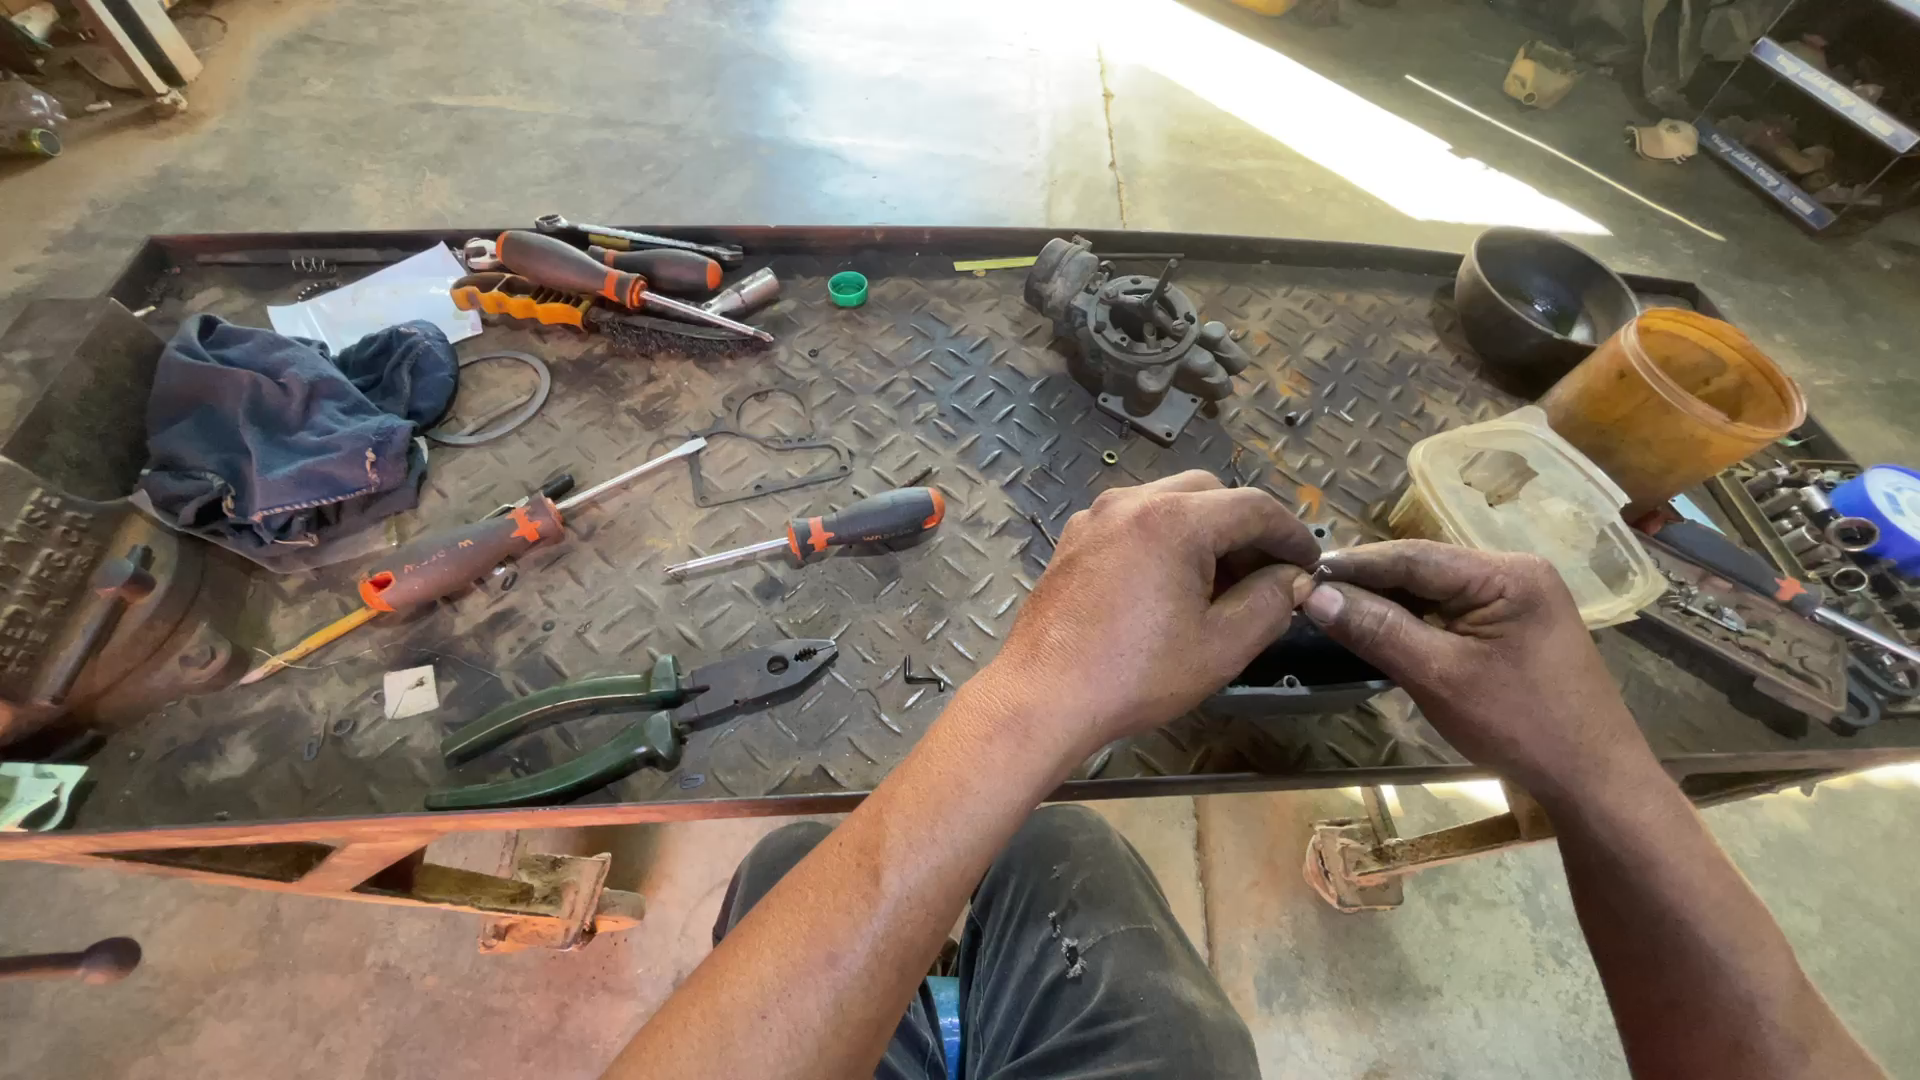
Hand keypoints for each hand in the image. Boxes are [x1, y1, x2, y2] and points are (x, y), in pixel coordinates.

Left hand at [979, 472, 1320, 756]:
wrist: (1043, 695)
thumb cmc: (1134, 675)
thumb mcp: (1221, 645)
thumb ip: (1270, 602)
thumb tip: (1291, 578)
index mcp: (1172, 519)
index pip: (1253, 506)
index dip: (1290, 534)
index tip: (1307, 564)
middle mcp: (1130, 502)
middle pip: (1209, 494)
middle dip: (1244, 528)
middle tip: (1263, 576)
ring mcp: (1094, 517)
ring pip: (1167, 502)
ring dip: (1202, 530)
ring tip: (1216, 582)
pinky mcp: (1073, 538)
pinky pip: (1132, 521)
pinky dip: (1161, 537)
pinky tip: (1166, 582)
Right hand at [1301, 540, 1657, 804]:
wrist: (1592, 781)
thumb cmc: (1521, 726)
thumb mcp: (1438, 676)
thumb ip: (1376, 629)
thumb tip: (1313, 595)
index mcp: (1506, 574)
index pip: (1410, 557)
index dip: (1350, 565)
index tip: (1296, 573)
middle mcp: (1509, 572)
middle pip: (1416, 568)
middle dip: (1360, 582)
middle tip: (1301, 592)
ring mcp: (1510, 597)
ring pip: (1424, 588)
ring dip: (1377, 600)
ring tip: (1323, 608)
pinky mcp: (1503, 622)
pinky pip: (1439, 609)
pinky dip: (1401, 618)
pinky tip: (1366, 626)